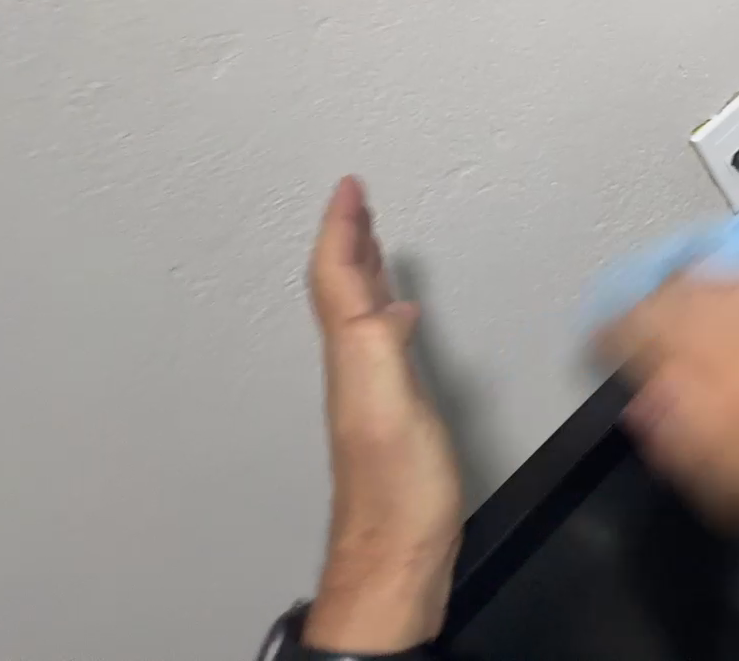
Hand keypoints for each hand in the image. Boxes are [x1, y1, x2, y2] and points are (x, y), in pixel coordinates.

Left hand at [303, 177, 461, 653]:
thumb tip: (389, 301)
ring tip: (373, 235)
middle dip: (346, 237)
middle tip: (357, 198)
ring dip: (361, 265)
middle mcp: (354, 364)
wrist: (398, 552)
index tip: (348, 186)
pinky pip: (379, 333)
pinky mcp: (392, 400)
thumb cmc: (400, 486)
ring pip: (356, 308)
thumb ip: (381, 354)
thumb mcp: (390, 414)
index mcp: (353, 358)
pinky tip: (401, 308)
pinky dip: (385, 303)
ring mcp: (370, 384)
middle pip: (339, 288)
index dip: (340, 230)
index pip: (337, 281)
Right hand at [597, 277, 738, 641]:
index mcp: (712, 395)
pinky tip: (720, 286)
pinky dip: (729, 276)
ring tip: (669, 296)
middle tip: (631, 317)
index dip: (612, 332)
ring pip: (710, 277)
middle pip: (672, 300)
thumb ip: (671, 439)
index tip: (601, 338)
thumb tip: (640, 400)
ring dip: (679, 284)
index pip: (644, 340)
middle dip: (641, 304)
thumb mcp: (715, 488)